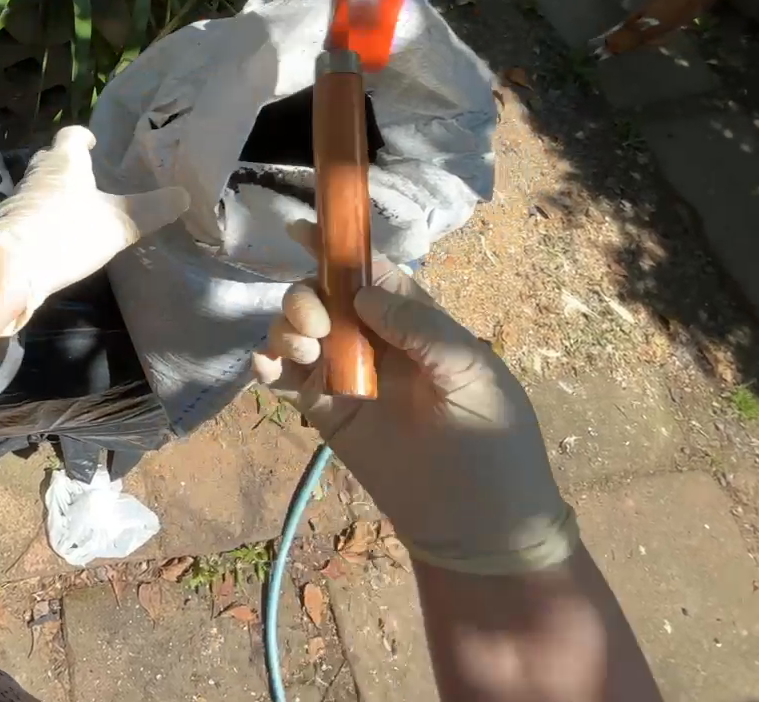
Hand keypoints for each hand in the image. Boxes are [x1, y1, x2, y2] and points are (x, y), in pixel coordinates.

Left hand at [0, 126, 188, 331]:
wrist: (10, 266)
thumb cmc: (67, 233)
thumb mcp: (118, 223)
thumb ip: (151, 210)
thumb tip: (184, 196)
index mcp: (64, 163)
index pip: (70, 136)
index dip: (82, 136)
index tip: (91, 140)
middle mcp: (37, 174)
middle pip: (50, 159)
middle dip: (66, 163)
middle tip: (86, 173)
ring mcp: (17, 199)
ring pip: (37, 186)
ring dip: (52, 190)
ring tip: (73, 205)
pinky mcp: (6, 225)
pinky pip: (27, 212)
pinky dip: (40, 216)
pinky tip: (52, 234)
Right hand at [254, 222, 577, 574]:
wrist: (476, 529)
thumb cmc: (492, 447)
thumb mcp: (475, 379)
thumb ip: (423, 329)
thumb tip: (362, 293)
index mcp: (413, 325)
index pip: (370, 274)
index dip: (338, 250)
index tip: (303, 229)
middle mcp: (371, 341)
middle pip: (321, 297)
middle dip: (305, 298)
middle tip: (315, 326)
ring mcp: (342, 374)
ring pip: (295, 330)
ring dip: (285, 328)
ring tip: (301, 352)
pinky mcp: (319, 408)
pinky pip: (282, 375)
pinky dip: (265, 363)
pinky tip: (266, 368)